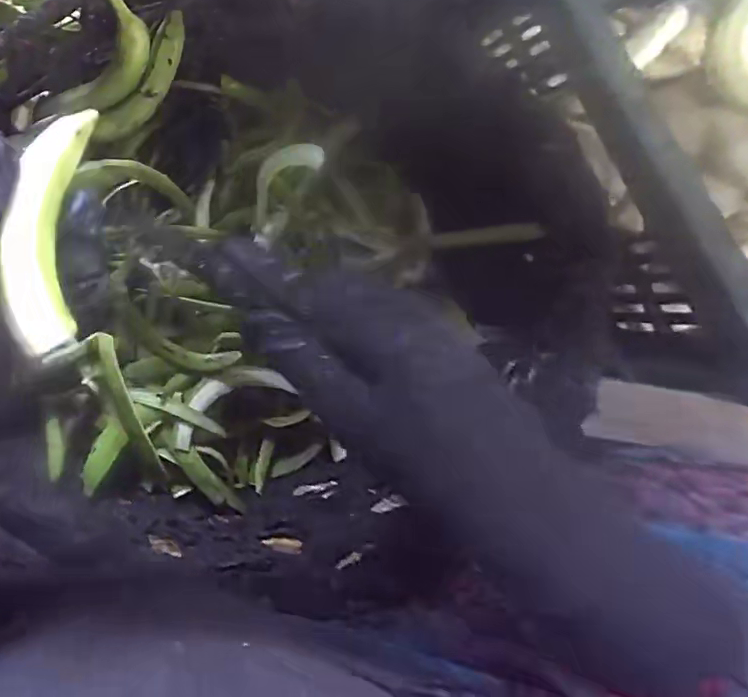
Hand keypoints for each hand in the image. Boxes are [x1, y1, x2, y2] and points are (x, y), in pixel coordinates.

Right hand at [206, 240, 562, 516]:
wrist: (526, 496)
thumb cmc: (424, 460)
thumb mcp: (350, 415)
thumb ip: (301, 359)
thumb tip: (255, 318)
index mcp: (371, 325)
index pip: (297, 287)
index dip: (256, 271)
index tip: (221, 249)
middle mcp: (397, 310)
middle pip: (325, 281)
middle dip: (282, 277)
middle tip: (244, 276)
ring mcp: (424, 322)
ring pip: (352, 292)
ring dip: (312, 292)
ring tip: (279, 298)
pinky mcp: (439, 339)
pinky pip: (376, 306)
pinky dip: (342, 306)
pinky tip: (335, 325)